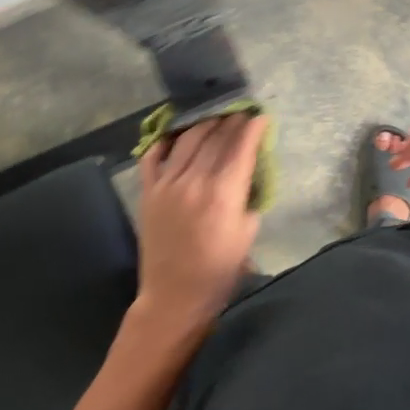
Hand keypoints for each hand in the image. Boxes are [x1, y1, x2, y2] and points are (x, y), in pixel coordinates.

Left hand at [135, 113, 268, 321]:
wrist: (175, 296)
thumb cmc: (219, 271)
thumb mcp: (248, 232)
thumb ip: (248, 196)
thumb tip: (249, 170)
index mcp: (223, 194)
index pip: (240, 148)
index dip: (252, 128)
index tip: (260, 116)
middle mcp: (194, 182)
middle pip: (214, 138)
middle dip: (231, 122)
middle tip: (241, 113)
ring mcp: (167, 184)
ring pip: (186, 140)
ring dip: (203, 124)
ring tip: (215, 118)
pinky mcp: (148, 192)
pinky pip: (154, 156)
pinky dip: (166, 140)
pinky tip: (177, 134)